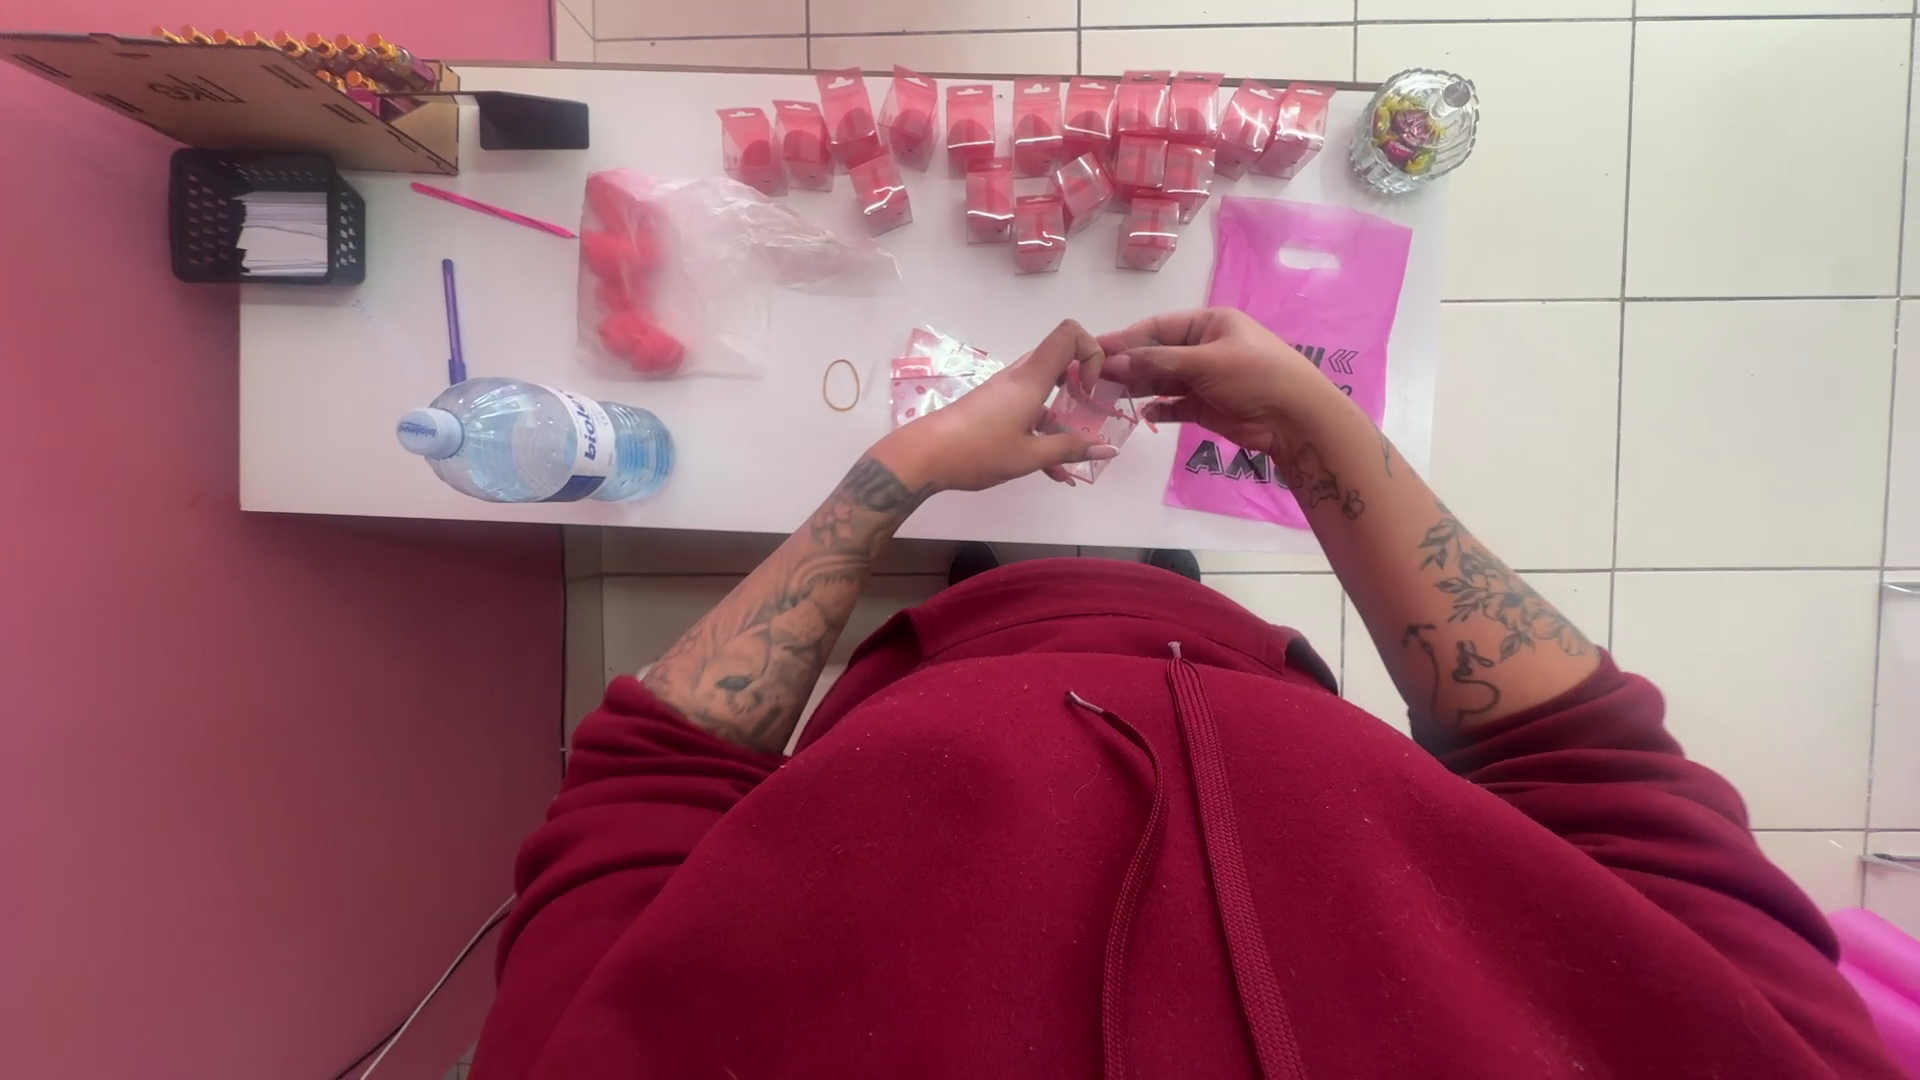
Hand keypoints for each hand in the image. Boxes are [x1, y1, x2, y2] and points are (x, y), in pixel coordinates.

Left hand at [872, 319, 1118, 491]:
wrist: (923, 456)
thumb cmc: (978, 451)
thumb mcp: (1029, 456)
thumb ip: (1069, 450)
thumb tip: (1107, 449)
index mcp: (1031, 380)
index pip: (1069, 335)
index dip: (1091, 353)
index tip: (1090, 391)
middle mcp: (1019, 379)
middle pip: (1059, 362)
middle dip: (1081, 387)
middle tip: (1091, 416)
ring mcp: (1004, 394)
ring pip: (1044, 395)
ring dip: (1064, 420)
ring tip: (1075, 457)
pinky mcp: (992, 410)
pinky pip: (1028, 413)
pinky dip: (1043, 433)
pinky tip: (1054, 472)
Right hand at [1097, 308, 1359, 457]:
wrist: (1294, 418)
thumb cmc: (1256, 375)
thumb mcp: (1206, 361)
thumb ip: (1158, 362)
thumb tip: (1115, 361)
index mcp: (1208, 324)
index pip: (1157, 328)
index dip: (1126, 339)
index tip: (1095, 349)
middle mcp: (1203, 348)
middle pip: (1156, 355)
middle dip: (1127, 365)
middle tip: (1094, 376)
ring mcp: (1203, 378)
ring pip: (1161, 381)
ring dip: (1137, 388)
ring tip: (1107, 395)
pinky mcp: (1204, 407)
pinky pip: (1172, 406)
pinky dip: (1157, 410)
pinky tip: (1141, 413)